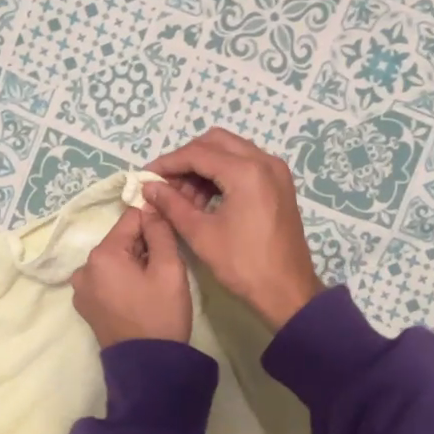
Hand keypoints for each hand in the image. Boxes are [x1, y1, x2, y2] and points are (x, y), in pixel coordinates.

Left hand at [71, 205, 192, 347]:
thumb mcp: (169, 269)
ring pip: (113, 260)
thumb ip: (159, 231)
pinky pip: (105, 279)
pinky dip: (121, 280)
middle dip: (142, 247)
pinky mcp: (85, 305)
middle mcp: (83, 267)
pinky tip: (137, 296)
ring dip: (132, 264)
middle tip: (163, 269)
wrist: (148, 366)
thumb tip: (150, 207)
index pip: (130, 218)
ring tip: (151, 286)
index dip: (153, 224)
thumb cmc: (161, 315)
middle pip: (119, 240)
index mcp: (101, 255)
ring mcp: (80, 288)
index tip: (169, 240)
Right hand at [140, 129, 324, 329]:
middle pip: (215, 143)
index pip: (197, 153)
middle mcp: (264, 161)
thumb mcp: (201, 234)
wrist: (287, 290)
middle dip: (187, 160)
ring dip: (204, 168)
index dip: (168, 163)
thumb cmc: (242, 264)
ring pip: (231, 152)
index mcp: (246, 172)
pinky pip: (245, 166)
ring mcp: (276, 172)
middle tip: (166, 185)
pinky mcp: (279, 185)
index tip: (147, 176)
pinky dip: (222, 175)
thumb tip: (149, 187)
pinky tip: (205, 201)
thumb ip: (172, 205)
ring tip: (183, 199)